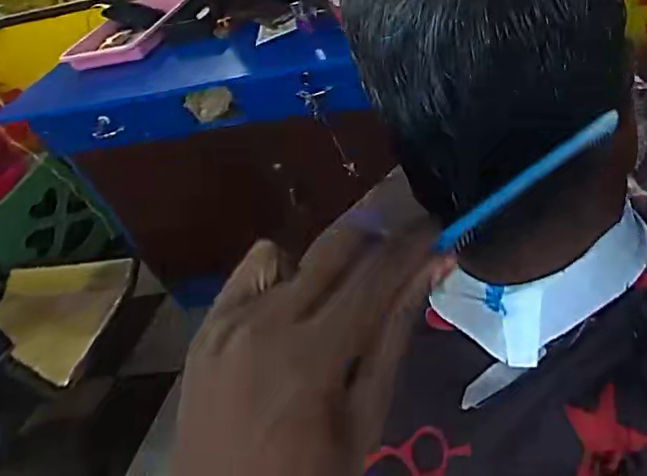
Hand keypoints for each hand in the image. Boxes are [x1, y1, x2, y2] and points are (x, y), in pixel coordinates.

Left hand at [173, 221, 445, 475]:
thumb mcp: (364, 421)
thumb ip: (395, 335)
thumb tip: (433, 266)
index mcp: (312, 357)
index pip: (376, 274)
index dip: (412, 243)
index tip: (437, 226)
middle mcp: (268, 322)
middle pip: (338, 243)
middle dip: (381, 225)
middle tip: (408, 226)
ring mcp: (231, 318)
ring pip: (299, 249)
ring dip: (333, 257)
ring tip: (349, 284)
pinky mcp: (209, 320)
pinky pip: (258, 264)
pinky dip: (285, 269)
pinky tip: (295, 298)